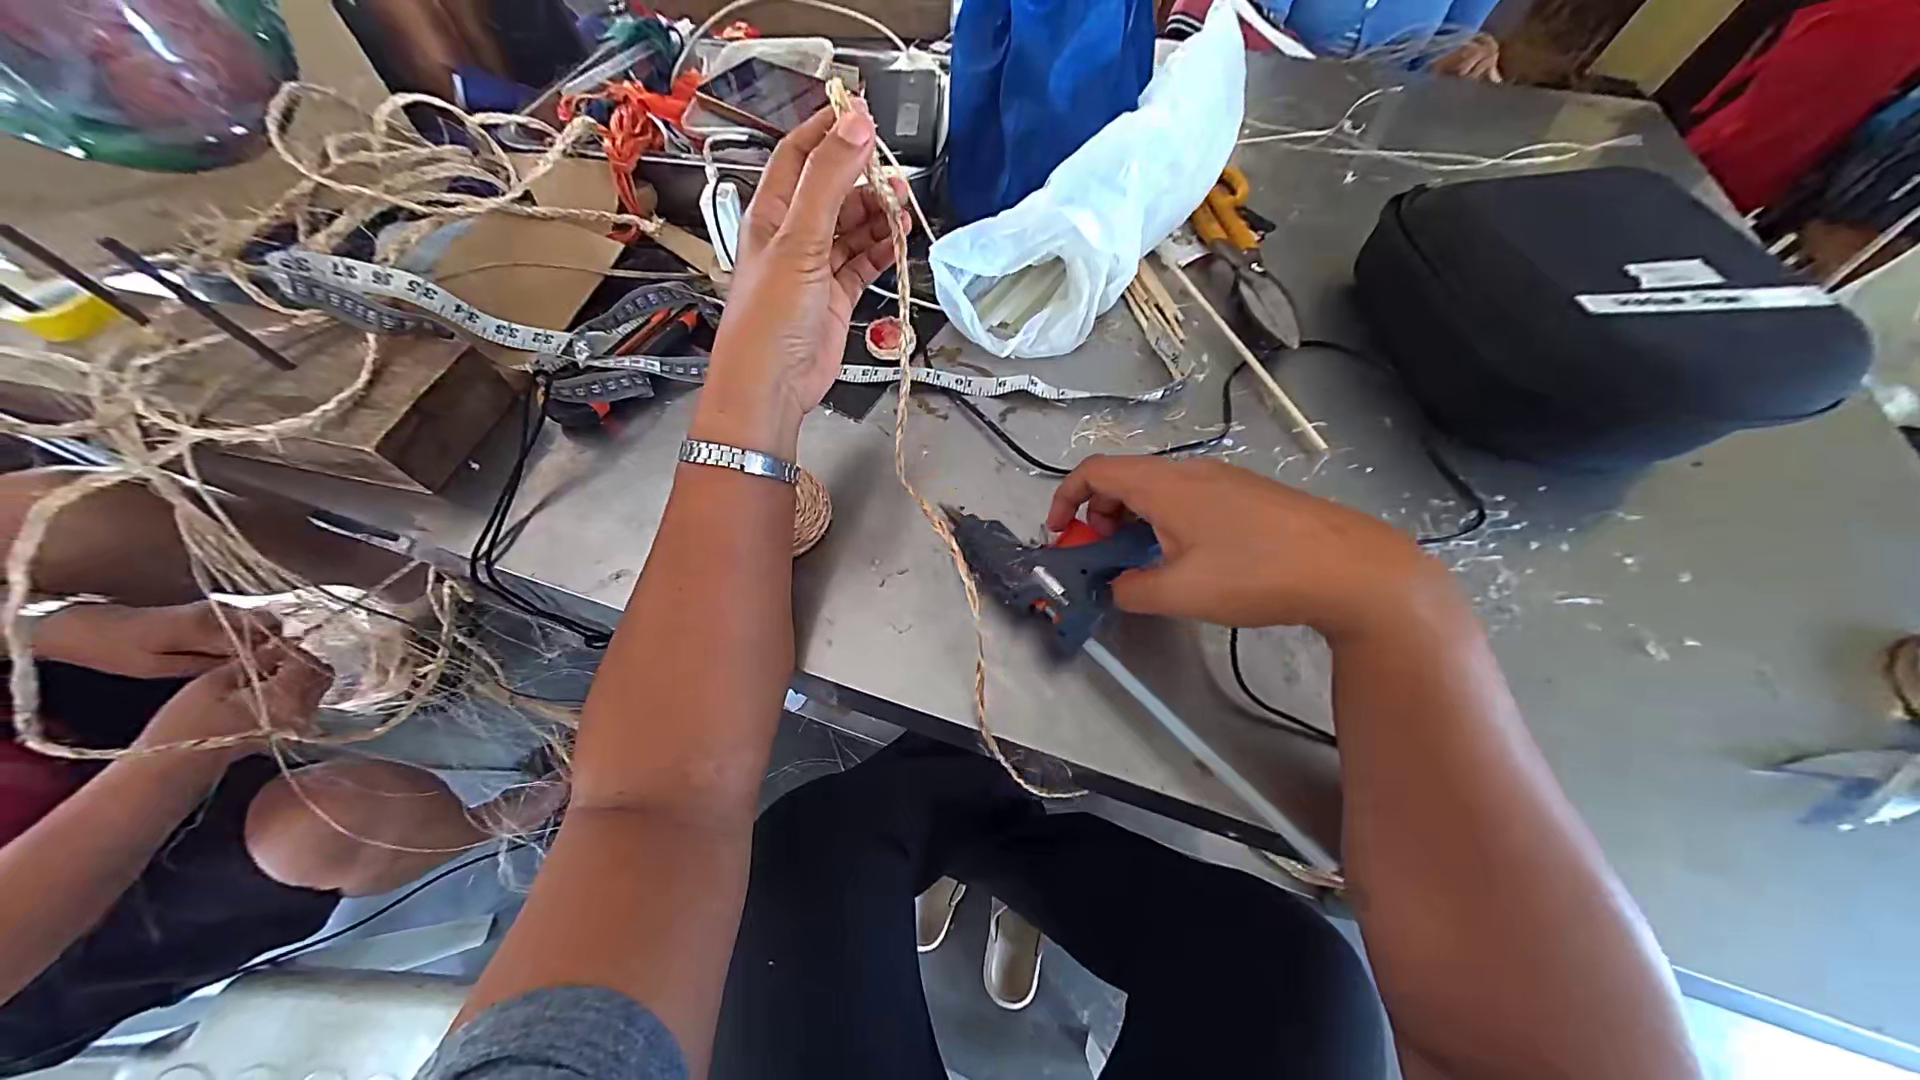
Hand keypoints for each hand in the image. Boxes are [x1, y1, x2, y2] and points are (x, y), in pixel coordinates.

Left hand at [33, 601, 277, 678]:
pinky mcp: (213, 609)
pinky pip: (248, 620)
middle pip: (272, 625)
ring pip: (263, 622)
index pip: (266, 635)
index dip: (281, 652)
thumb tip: (253, 664)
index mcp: (210, 625)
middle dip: (278, 644)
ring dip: (266, 640)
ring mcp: (218, 607)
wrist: (82, 626)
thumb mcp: (160, 668)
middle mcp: (221, 610)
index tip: (284, 669)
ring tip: (259, 662)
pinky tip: (243, 652)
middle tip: (274, 668)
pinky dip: (253, 635)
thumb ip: (210, 664)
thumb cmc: (116, 651)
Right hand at [136, 640, 331, 754]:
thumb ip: (253, 661)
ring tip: (265, 674)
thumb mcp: (214, 683)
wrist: (177, 765)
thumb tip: (275, 647)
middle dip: (302, 662)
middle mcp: (304, 710)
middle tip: (272, 658)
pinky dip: (293, 691)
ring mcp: (301, 723)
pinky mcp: (292, 730)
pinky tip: (264, 691)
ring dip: (299, 676)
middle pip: (321, 675)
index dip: (294, 651)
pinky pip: (306, 702)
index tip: (274, 646)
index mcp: (287, 696)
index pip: (311, 664)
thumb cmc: (188, 723)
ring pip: (316, 688)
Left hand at [696, 101, 907, 454]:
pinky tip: (897, 242)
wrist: (773, 383)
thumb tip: (854, 128)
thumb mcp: (799, 240)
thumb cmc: (767, 321)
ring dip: (877, 216)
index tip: (862, 115)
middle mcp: (793, 237)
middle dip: (864, 179)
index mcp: (772, 214)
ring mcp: (815, 268)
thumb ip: (829, 181)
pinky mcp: (835, 297)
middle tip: (895, 176)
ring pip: (853, 228)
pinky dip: (881, 251)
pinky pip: (862, 263)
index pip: (800, 156)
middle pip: (833, 192)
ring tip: (902, 208)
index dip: (830, 132)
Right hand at [1046, 456, 1466, 642]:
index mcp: (1164, 486)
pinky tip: (1189, 557)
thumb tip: (1117, 587)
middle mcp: (1189, 471)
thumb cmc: (1256, 574)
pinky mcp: (1246, 493)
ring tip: (1144, 561)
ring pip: (1156, 489)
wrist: (1351, 568)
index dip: (1065, 499)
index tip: (1060, 534)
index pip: (1094, 472)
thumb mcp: (1180, 593)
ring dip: (1133, 520)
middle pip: (1123, 478)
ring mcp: (1222, 479)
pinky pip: (1186, 497)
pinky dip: (1164, 520)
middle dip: (1098, 515)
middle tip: (1104, 555)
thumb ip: (1131, 590)